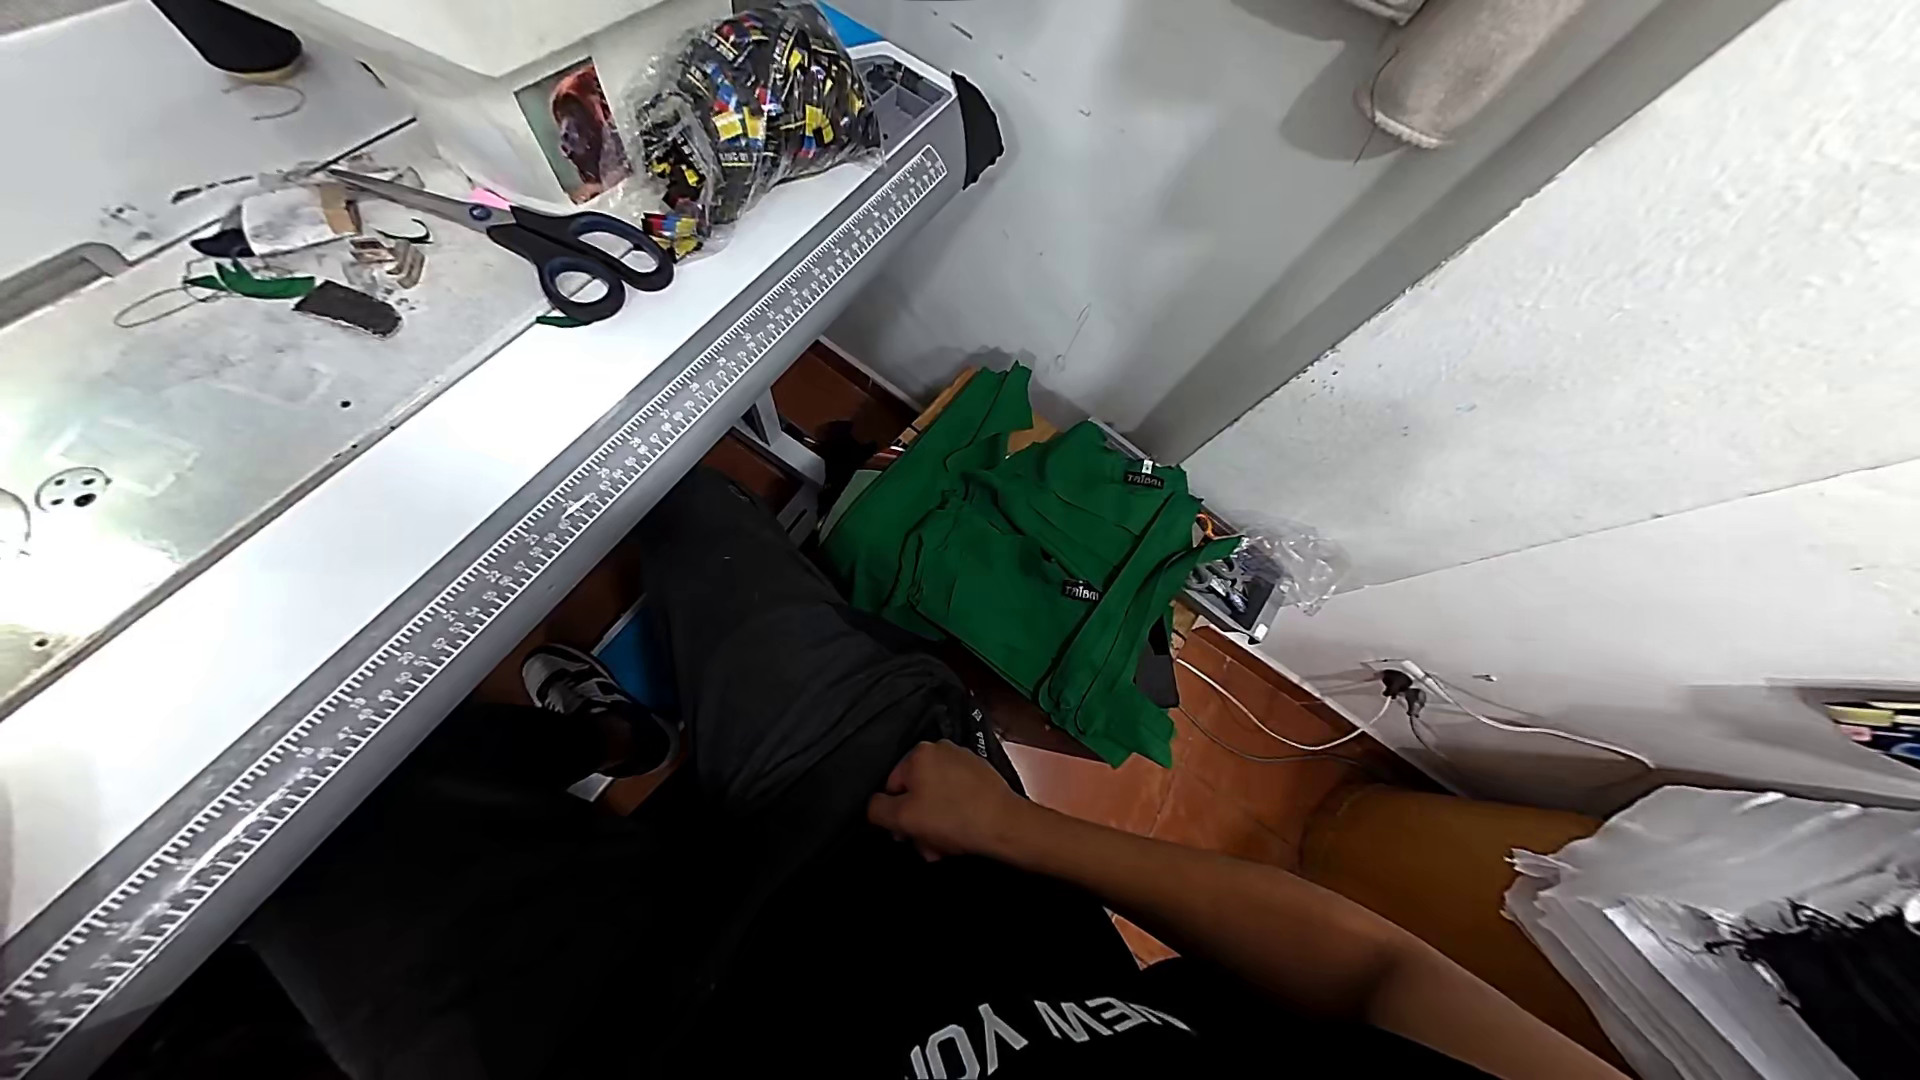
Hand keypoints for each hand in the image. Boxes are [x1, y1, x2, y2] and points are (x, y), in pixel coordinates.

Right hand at [867, 741, 1034, 861]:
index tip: (907, 835)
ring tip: (945, 845)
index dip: (895, 815)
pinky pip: (957, 795)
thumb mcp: (903, 819)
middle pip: (916, 792)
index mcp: (919, 753)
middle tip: (927, 844)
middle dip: (918, 822)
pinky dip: (955, 814)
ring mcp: (964, 760)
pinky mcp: (982, 773)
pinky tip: (961, 834)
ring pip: (937, 796)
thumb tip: (875, 805)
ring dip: (935, 823)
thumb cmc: (954, 818)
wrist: (1004, 824)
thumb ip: (877, 809)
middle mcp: (941, 749)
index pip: (892, 786)